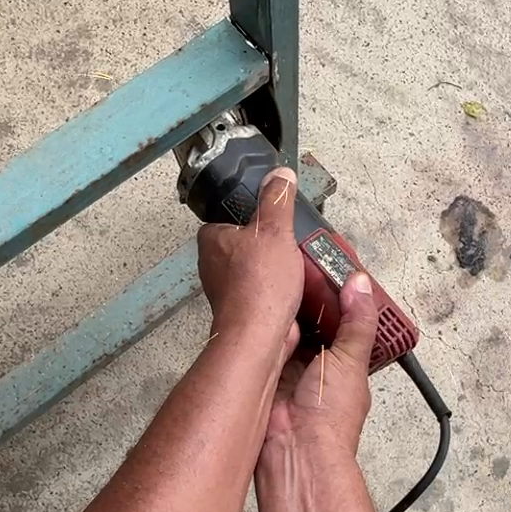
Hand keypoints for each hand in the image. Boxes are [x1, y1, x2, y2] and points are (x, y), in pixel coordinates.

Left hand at [197, 166, 303, 344]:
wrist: (260, 334)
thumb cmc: (257, 285)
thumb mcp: (275, 229)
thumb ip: (277, 199)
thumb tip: (280, 176)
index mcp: (212, 239)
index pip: (230, 215)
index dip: (254, 214)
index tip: (274, 215)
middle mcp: (215, 264)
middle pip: (247, 242)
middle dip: (271, 243)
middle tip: (291, 240)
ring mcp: (230, 289)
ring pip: (258, 268)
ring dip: (279, 268)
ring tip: (298, 264)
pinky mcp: (247, 308)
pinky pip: (267, 291)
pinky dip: (282, 289)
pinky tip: (297, 287)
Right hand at [261, 272, 375, 455]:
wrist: (295, 447)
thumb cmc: (331, 415)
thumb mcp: (351, 360)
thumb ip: (357, 321)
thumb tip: (360, 284)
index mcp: (345, 361)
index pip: (343, 318)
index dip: (338, 294)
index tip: (330, 266)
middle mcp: (318, 362)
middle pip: (314, 319)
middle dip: (310, 296)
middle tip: (301, 263)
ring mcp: (291, 365)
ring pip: (291, 325)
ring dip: (288, 307)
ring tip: (282, 272)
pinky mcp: (268, 368)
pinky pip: (267, 338)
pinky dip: (267, 322)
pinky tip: (264, 299)